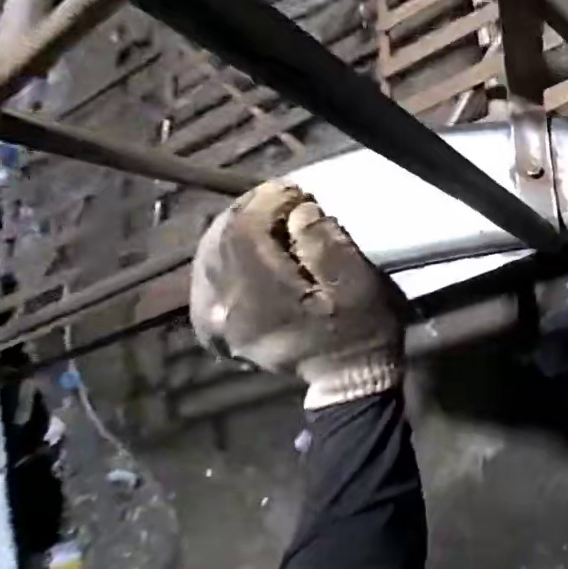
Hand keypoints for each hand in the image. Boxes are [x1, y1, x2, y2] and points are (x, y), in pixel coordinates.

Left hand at [190, 180, 406, 408]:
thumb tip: (299, 212)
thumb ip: (327, 244)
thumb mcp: (359, 284)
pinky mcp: (219, 332)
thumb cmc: (363, 330)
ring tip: (260, 217)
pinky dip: (218, 260)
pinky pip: (204, 285)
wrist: (350, 379)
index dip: (265, 202)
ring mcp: (217, 324)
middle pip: (218, 242)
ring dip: (230, 231)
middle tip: (276, 197)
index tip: (293, 189)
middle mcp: (227, 310)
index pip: (245, 232)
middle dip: (246, 211)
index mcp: (262, 297)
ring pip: (206, 261)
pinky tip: (237, 252)